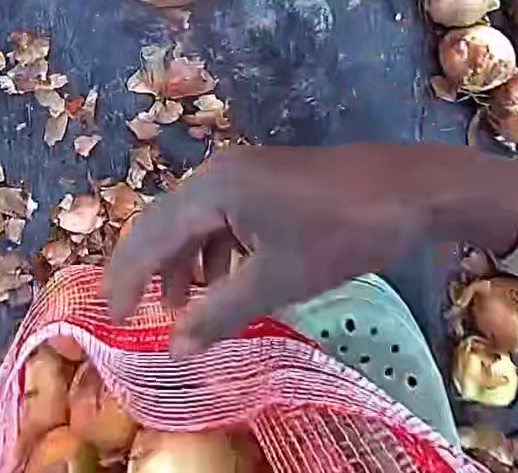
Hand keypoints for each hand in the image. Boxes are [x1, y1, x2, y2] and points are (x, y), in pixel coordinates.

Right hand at [103, 142, 517, 354]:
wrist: (403, 188)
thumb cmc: (338, 232)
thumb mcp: (276, 280)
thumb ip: (218, 312)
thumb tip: (173, 347)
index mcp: (213, 188)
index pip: (149, 234)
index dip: (125, 279)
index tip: (114, 322)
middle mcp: (221, 171)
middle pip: (167, 221)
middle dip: (151, 269)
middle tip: (142, 318)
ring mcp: (248, 170)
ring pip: (197, 218)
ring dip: (186, 261)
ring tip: (190, 307)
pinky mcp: (270, 177)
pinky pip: (226, 213)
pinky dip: (217, 248)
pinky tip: (231, 278)